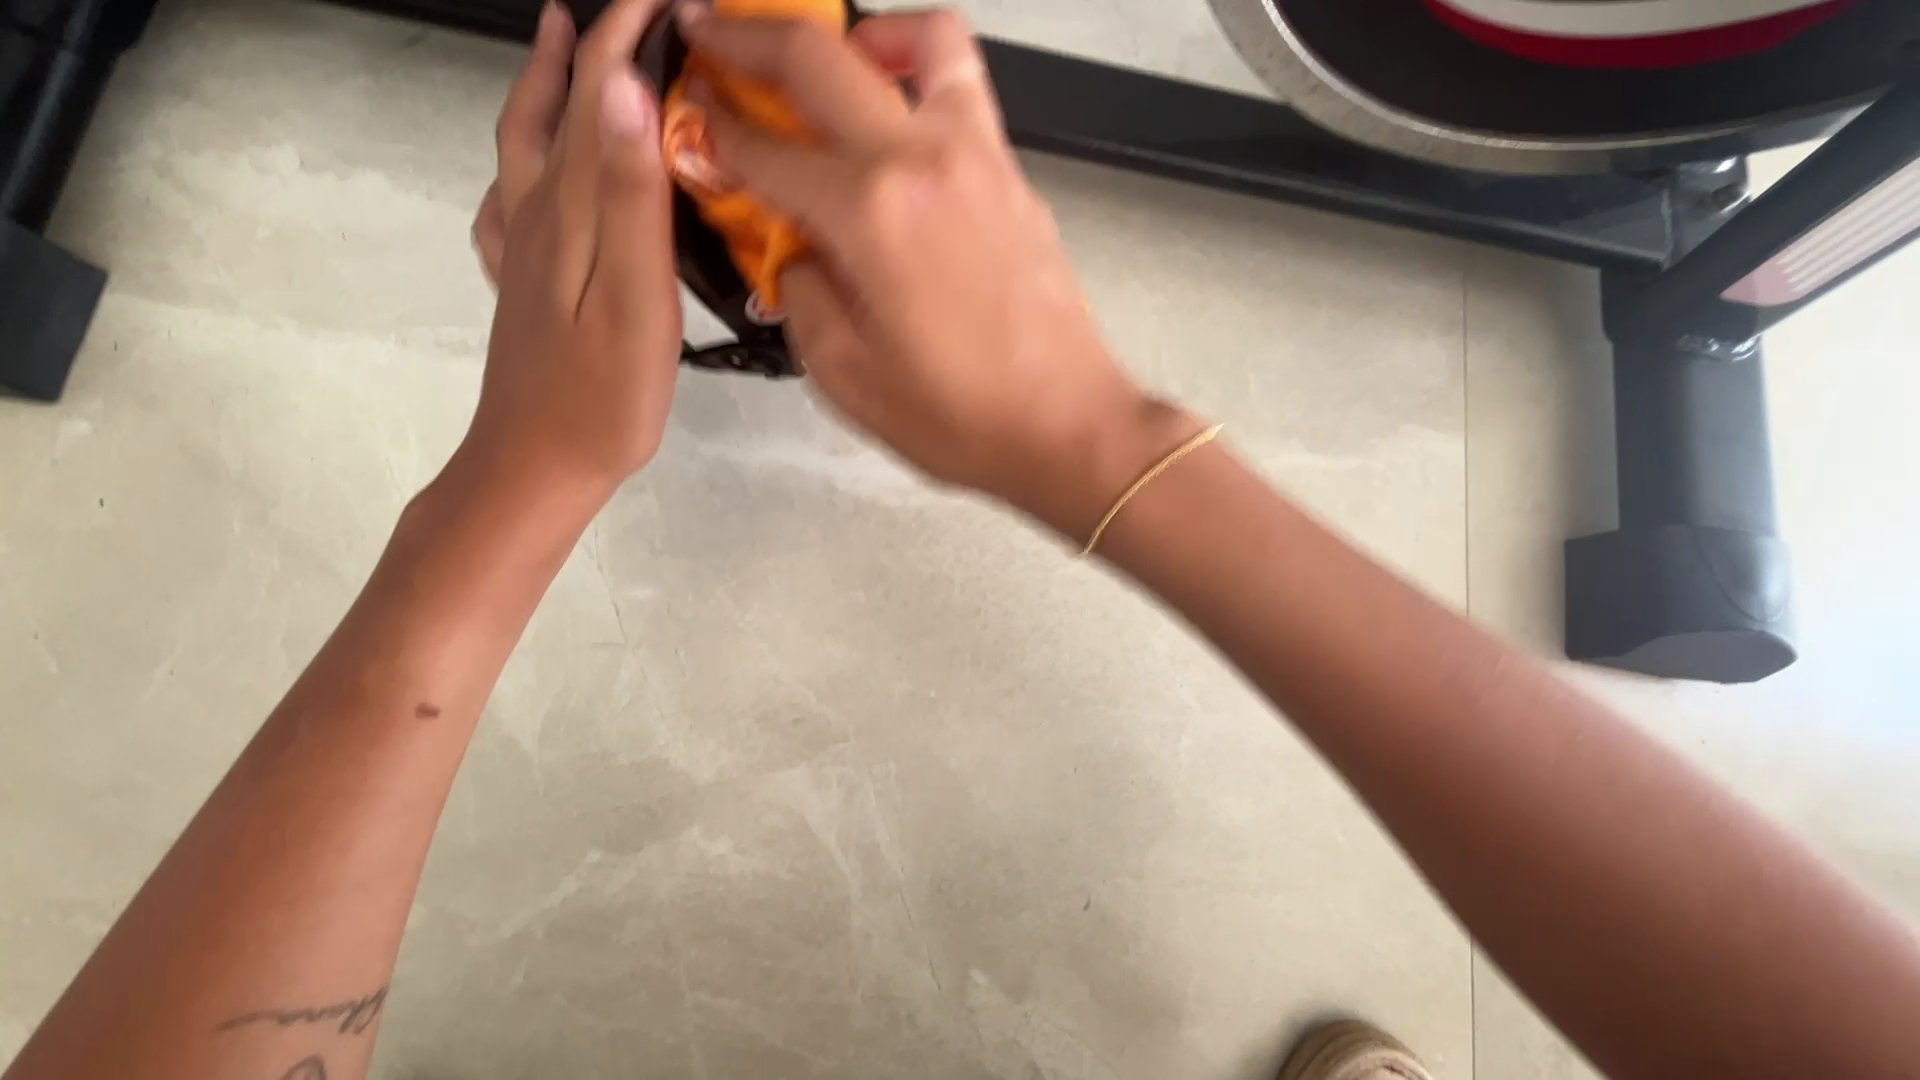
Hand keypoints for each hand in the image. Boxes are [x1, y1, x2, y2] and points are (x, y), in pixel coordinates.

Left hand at [459, 0, 683, 505]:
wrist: (538, 465)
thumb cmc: (603, 395)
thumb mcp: (633, 298)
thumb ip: (628, 198)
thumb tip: (621, 90)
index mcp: (571, 210)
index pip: (596, 95)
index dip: (625, 34)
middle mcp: (536, 215)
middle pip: (551, 108)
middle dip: (586, 46)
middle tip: (619, 8)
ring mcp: (522, 251)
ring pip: (523, 146)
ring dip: (544, 88)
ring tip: (562, 46)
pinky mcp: (523, 286)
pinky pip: (509, 205)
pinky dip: (519, 166)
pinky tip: (528, 173)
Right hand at [681, 5, 1196, 538]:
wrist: (1063, 426)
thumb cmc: (970, 415)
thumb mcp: (845, 375)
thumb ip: (800, 295)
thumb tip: (791, 253)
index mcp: (870, 216)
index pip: (765, 149)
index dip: (713, 131)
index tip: (693, 122)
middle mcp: (925, 165)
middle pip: (819, 56)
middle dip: (748, 38)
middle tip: (715, 38)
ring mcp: (978, 161)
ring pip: (918, 39)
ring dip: (856, 34)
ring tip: (825, 60)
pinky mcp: (1012, 178)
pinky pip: (965, 88)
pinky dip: (921, 73)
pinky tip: (898, 110)